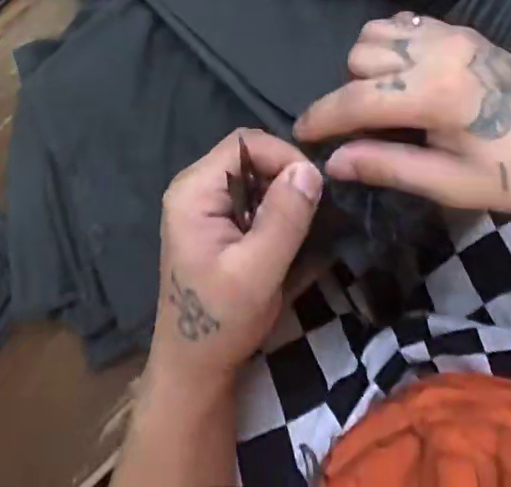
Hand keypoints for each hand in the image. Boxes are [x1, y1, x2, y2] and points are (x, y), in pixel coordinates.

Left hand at [150, 129, 323, 382]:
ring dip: (282, 190)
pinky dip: (274, 205)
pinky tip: (291, 229)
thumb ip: (283, 219)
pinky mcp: (214, 220)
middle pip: (248, 155)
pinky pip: (250, 195)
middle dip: (285, 172)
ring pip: (252, 174)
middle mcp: (193, 186)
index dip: (284, 155)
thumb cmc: (221, 321)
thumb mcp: (257, 272)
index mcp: (193, 190)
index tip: (317, 186)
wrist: (194, 365)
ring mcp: (202, 203)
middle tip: (317, 204)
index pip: (244, 144)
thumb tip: (310, 169)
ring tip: (309, 217)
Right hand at [295, 15, 510, 232]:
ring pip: (375, 33)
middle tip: (370, 127)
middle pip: (358, 58)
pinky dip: (392, 44)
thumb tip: (332, 162)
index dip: (321, 118)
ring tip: (389, 98)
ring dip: (369, 64)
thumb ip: (386, 166)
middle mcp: (437, 52)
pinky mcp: (462, 30)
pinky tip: (408, 73)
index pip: (355, 100)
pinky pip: (403, 22)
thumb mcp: (451, 184)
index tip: (302, 134)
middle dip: (351, 92)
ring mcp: (451, 35)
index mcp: (436, 94)